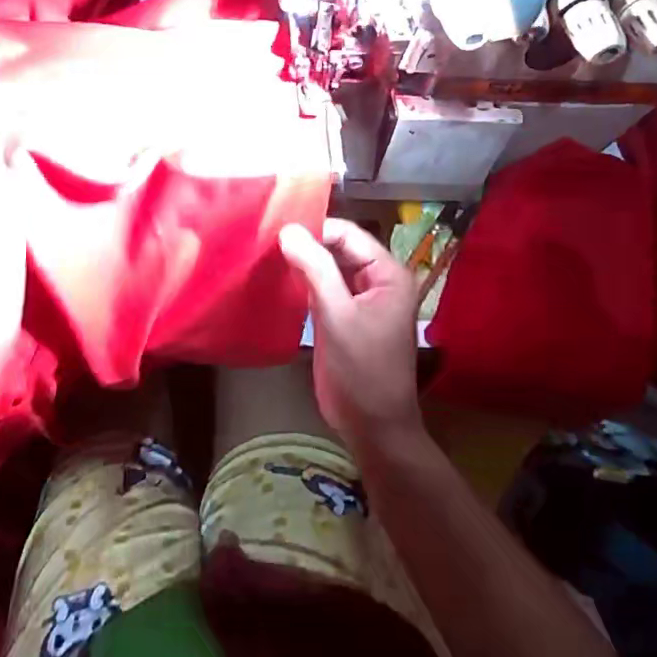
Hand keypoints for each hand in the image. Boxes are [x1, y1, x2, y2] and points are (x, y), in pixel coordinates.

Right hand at [278, 219, 423, 447]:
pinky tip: (278, 278)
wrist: (372, 426)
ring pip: (330, 267)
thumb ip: (315, 269)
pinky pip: (325, 288)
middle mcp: (379, 280)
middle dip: (308, 244)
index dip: (316, 229)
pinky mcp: (345, 316)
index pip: (349, 235)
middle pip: (340, 248)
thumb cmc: (362, 370)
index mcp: (389, 274)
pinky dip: (305, 282)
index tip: (277, 232)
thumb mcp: (337, 316)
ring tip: (267, 255)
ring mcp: (362, 299)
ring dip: (304, 262)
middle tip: (267, 241)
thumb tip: (288, 229)